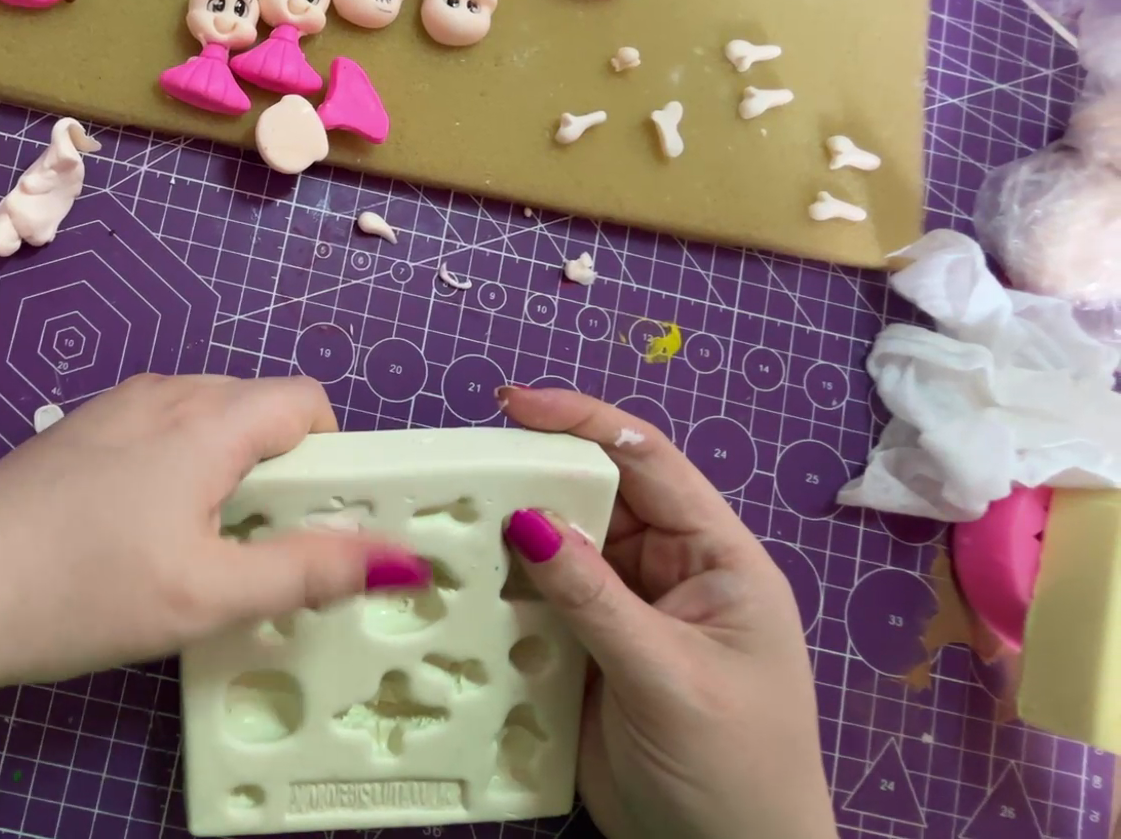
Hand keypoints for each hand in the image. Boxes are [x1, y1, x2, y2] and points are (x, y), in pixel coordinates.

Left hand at [0, 375, 427, 698]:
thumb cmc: (88, 590)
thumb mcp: (209, 594)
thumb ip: (308, 570)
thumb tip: (398, 556)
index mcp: (206, 418)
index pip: (306, 402)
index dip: (330, 455)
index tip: (314, 517)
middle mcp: (166, 390)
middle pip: (258, 408)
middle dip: (280, 468)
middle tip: (258, 543)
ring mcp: (118, 403)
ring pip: (208, 418)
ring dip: (228, 468)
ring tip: (200, 540)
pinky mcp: (85, 425)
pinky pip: (162, 428)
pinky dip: (181, 464)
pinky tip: (143, 524)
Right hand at [498, 387, 836, 838]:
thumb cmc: (731, 774)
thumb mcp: (667, 677)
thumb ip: (595, 596)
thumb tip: (525, 517)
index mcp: (715, 558)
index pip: (649, 462)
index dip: (584, 423)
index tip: (515, 405)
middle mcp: (663, 566)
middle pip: (593, 492)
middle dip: (535, 470)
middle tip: (465, 462)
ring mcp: (618, 602)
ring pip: (556, 537)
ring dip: (508, 522)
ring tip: (449, 506)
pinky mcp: (578, 635)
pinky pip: (533, 586)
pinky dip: (498, 573)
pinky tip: (460, 565)